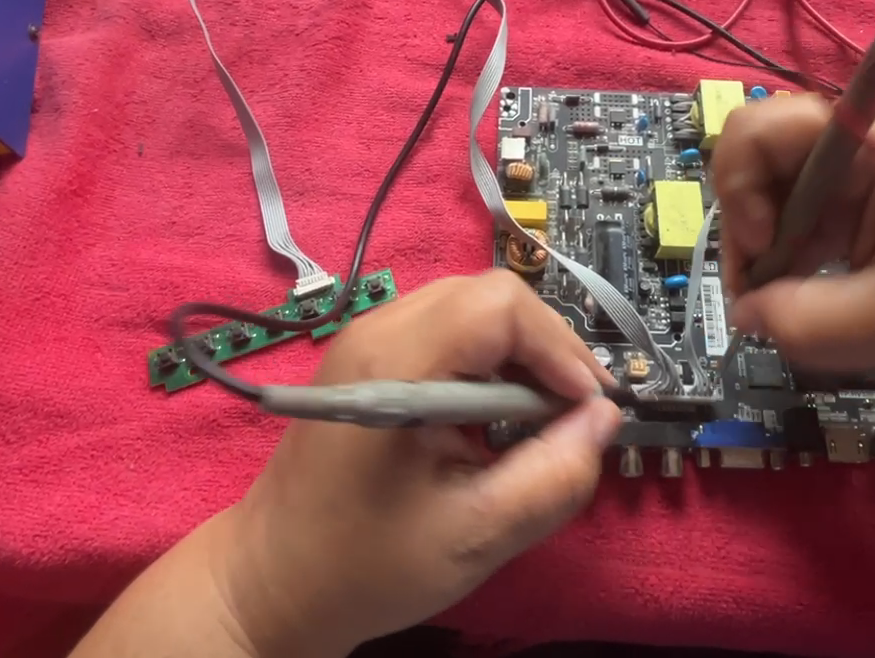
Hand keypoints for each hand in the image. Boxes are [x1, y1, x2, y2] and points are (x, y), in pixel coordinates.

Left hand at [206, 270, 621, 657]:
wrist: (271, 579)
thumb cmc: (363, 564)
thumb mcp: (474, 535)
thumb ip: (552, 476)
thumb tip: (603, 418)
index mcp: (396, 363)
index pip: (498, 306)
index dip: (556, 345)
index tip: (587, 404)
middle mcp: (381, 328)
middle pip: (490, 295)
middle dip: (546, 345)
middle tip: (575, 408)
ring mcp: (372, 335)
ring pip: (474, 305)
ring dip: (521, 350)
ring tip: (545, 410)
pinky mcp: (374, 352)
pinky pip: (451, 327)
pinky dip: (491, 358)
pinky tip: (501, 407)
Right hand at [712, 93, 874, 380]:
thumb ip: (801, 321)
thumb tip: (743, 317)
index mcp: (870, 132)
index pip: (757, 128)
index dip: (738, 188)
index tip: (767, 253)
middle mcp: (867, 131)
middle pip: (765, 160)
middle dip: (753, 228)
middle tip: (766, 296)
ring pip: (788, 189)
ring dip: (779, 245)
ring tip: (795, 303)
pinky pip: (822, 207)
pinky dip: (809, 249)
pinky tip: (825, 290)